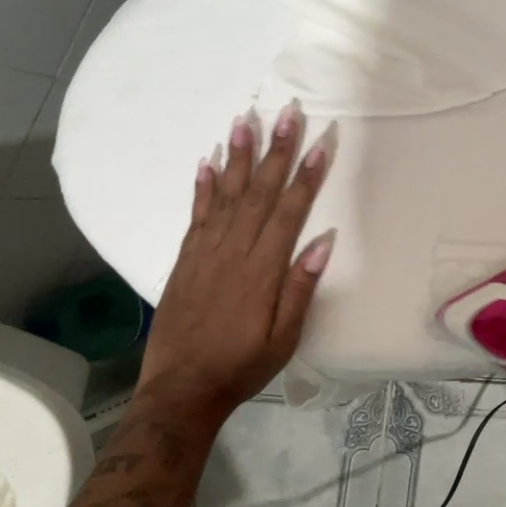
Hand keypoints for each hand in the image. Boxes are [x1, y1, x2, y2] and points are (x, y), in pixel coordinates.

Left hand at [135, 101, 334, 420]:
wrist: (180, 393)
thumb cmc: (242, 365)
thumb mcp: (285, 337)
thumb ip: (300, 287)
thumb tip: (325, 240)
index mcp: (262, 270)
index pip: (289, 212)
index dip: (305, 177)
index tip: (319, 144)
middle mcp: (233, 252)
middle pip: (259, 192)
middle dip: (275, 151)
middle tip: (285, 114)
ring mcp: (205, 253)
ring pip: (227, 194)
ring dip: (237, 156)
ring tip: (244, 121)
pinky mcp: (185, 260)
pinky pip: (196, 214)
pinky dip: (203, 186)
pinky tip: (208, 162)